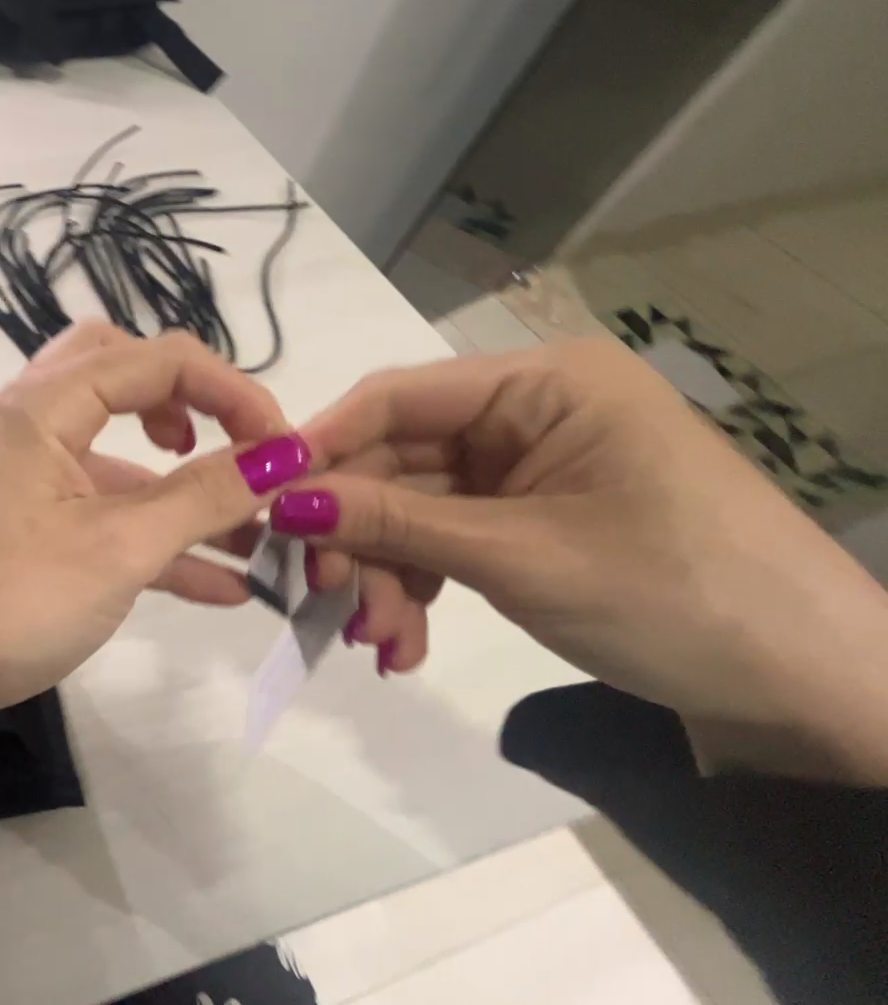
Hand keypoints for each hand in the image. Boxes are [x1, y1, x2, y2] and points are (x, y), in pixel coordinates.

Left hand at [0, 324, 306, 734]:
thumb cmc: (10, 601)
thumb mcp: (118, 549)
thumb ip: (203, 496)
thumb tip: (285, 455)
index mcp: (40, 407)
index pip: (153, 358)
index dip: (232, 390)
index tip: (285, 446)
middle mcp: (30, 423)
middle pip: (123, 376)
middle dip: (192, 405)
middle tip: (236, 450)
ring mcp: (29, 475)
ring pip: (118, 452)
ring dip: (183, 485)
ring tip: (254, 533)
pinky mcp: (32, 522)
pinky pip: (104, 509)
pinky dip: (157, 534)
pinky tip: (224, 584)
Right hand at [278, 339, 887, 780]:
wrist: (813, 691)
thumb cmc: (679, 597)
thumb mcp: (518, 557)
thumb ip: (391, 523)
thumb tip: (279, 503)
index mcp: (541, 385)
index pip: (396, 396)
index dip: (321, 445)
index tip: (262, 501)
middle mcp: (523, 413)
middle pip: (393, 460)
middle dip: (356, 534)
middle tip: (325, 595)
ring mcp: (520, 467)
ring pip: (405, 507)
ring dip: (382, 573)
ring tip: (381, 641)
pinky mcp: (520, 515)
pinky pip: (436, 538)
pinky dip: (414, 586)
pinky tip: (404, 640)